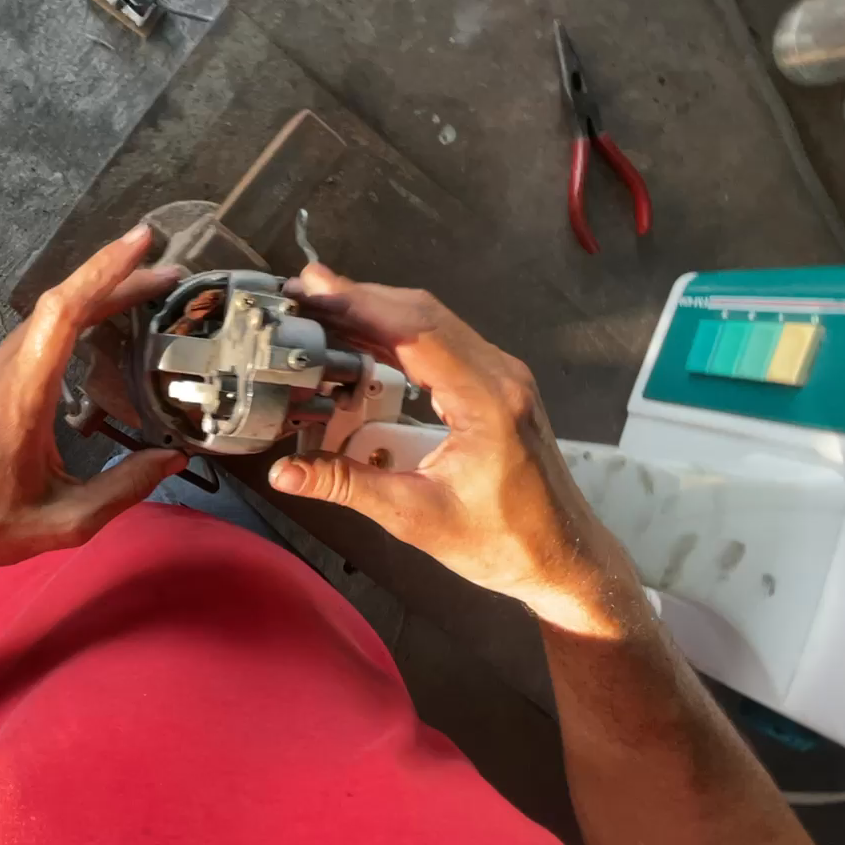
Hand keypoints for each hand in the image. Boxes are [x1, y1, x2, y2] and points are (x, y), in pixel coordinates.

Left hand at [0, 225, 187, 578]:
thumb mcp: (65, 522)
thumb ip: (123, 489)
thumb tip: (173, 456)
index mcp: (19, 399)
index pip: (61, 315)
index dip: (102, 271)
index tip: (141, 242)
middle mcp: (0, 371)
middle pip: (59, 306)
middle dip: (114, 281)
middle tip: (167, 275)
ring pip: (44, 318)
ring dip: (94, 300)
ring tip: (144, 297)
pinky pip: (32, 335)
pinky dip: (71, 321)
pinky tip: (98, 330)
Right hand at [266, 265, 646, 637]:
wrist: (562, 556)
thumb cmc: (498, 540)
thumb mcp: (413, 515)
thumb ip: (346, 486)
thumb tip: (282, 472)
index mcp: (486, 400)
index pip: (415, 332)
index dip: (361, 305)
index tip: (314, 288)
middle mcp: (499, 374)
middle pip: (422, 313)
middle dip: (358, 297)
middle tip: (302, 291)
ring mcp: (500, 375)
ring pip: (431, 320)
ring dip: (375, 309)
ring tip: (320, 305)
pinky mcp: (493, 384)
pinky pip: (439, 341)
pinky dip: (393, 332)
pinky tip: (359, 336)